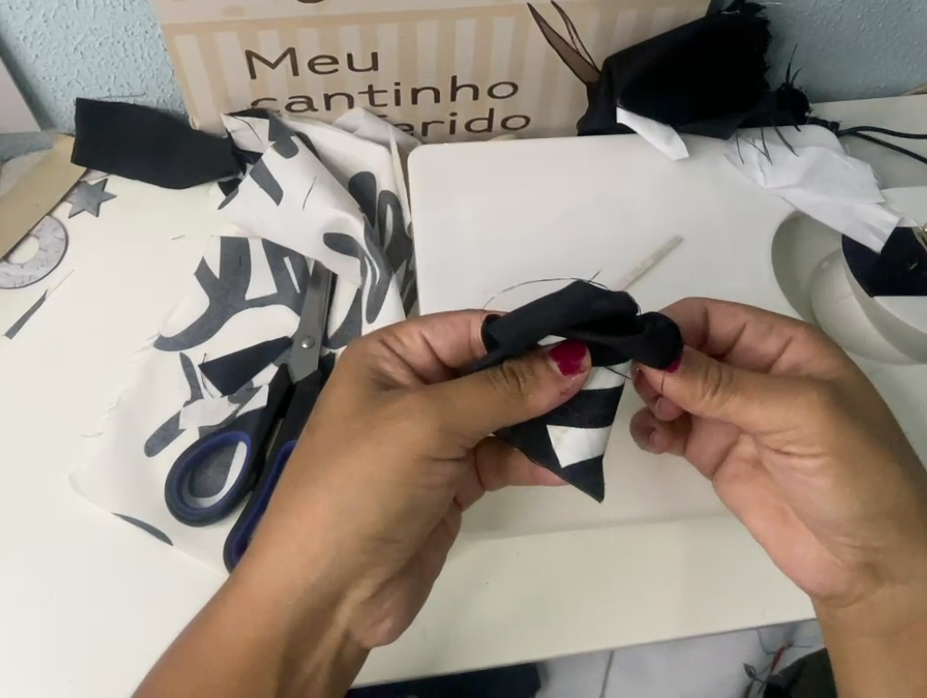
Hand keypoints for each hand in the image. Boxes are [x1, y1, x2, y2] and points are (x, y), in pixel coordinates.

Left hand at [239, 311, 590, 647]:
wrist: (322, 596)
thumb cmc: (363, 483)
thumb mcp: (428, 423)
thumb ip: (504, 390)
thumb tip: (574, 358)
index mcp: (392, 356)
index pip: (470, 329)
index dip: (525, 333)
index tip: (585, 341)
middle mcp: (413, 389)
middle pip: (490, 370)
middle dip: (541, 377)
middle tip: (604, 379)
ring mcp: (433, 439)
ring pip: (501, 415)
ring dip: (544, 420)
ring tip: (596, 420)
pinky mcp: (450, 484)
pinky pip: (500, 459)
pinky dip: (534, 459)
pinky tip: (571, 463)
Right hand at [630, 298, 926, 611]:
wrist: (878, 570)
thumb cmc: (858, 475)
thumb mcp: (799, 416)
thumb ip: (722, 386)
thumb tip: (653, 356)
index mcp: (781, 346)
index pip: (711, 316)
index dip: (673, 327)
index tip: (643, 352)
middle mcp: (752, 372)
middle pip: (684, 347)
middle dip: (658, 361)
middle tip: (647, 390)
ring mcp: (731, 415)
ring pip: (671, 386)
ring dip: (651, 394)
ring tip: (658, 418)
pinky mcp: (715, 453)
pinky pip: (669, 427)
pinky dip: (651, 428)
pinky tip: (654, 440)